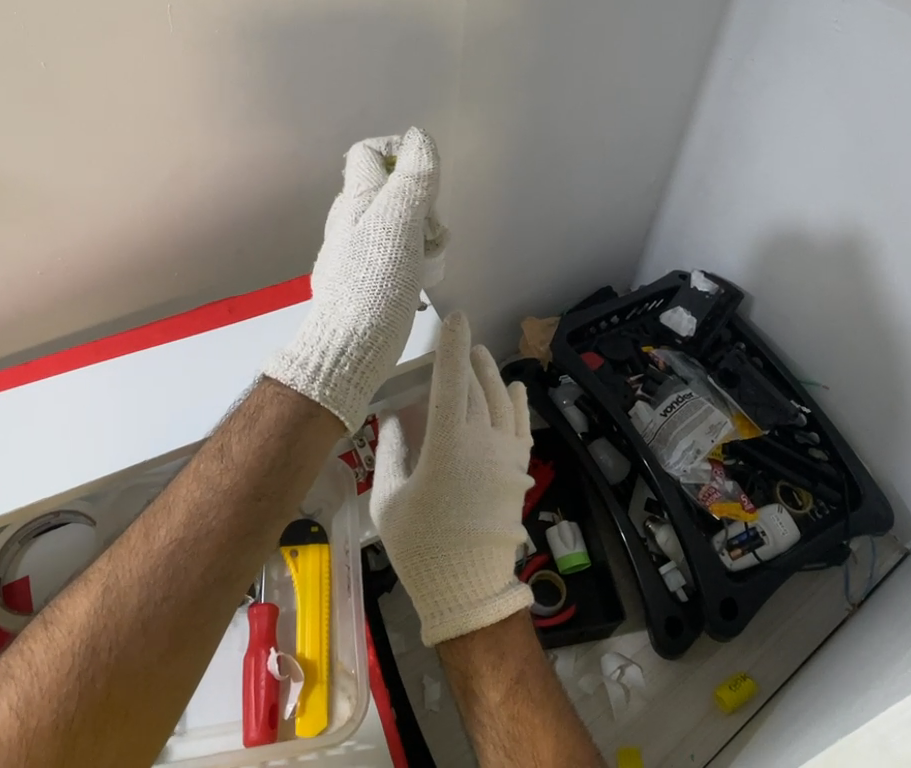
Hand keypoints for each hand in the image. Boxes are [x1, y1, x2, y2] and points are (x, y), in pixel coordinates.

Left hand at [265, 126, 445, 431]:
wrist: (350, 348)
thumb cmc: (375, 283)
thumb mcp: (401, 224)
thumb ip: (413, 179)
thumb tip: (419, 138)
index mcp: (356, 198)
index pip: (369, 152)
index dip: (399, 154)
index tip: (426, 180)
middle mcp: (352, 218)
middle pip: (394, 189)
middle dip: (424, 204)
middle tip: (433, 232)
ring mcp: (357, 249)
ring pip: (401, 223)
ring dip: (424, 236)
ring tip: (429, 261)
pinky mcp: (366, 276)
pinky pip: (396, 253)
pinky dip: (414, 260)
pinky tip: (420, 280)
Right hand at [371, 312, 534, 645]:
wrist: (467, 590)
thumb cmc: (420, 546)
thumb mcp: (390, 499)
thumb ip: (392, 453)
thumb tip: (393, 420)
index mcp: (448, 445)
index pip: (451, 381)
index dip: (452, 346)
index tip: (454, 319)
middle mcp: (483, 442)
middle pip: (476, 387)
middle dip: (467, 358)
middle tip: (459, 339)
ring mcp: (506, 457)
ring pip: (501, 402)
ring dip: (491, 375)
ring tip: (481, 356)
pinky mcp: (518, 473)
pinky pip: (521, 427)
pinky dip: (517, 404)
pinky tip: (514, 389)